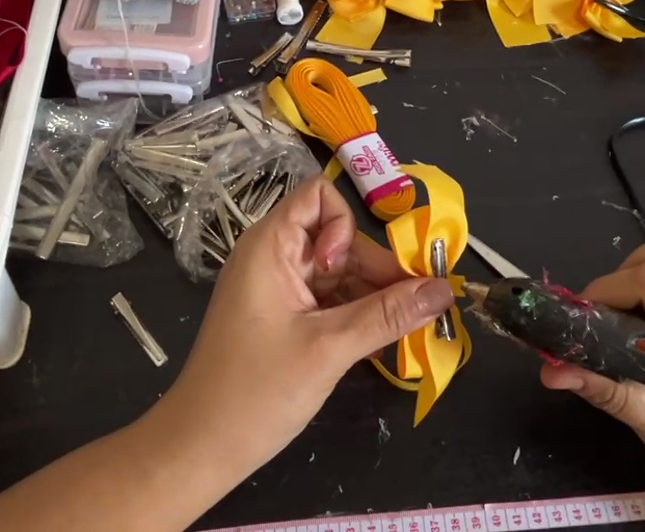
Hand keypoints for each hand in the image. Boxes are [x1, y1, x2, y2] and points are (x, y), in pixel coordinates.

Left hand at [151, 175, 454, 475]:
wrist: (200, 448)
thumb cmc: (256, 392)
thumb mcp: (328, 349)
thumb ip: (388, 315)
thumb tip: (444, 289)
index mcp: (270, 246)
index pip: (318, 196)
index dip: (343, 225)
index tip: (344, 272)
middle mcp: (274, 256)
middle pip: (338, 239)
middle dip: (376, 269)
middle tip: (415, 310)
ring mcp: (279, 287)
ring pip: (340, 271)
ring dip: (373, 295)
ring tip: (406, 329)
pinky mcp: (284, 315)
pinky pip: (330, 298)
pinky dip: (356, 313)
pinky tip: (382, 340)